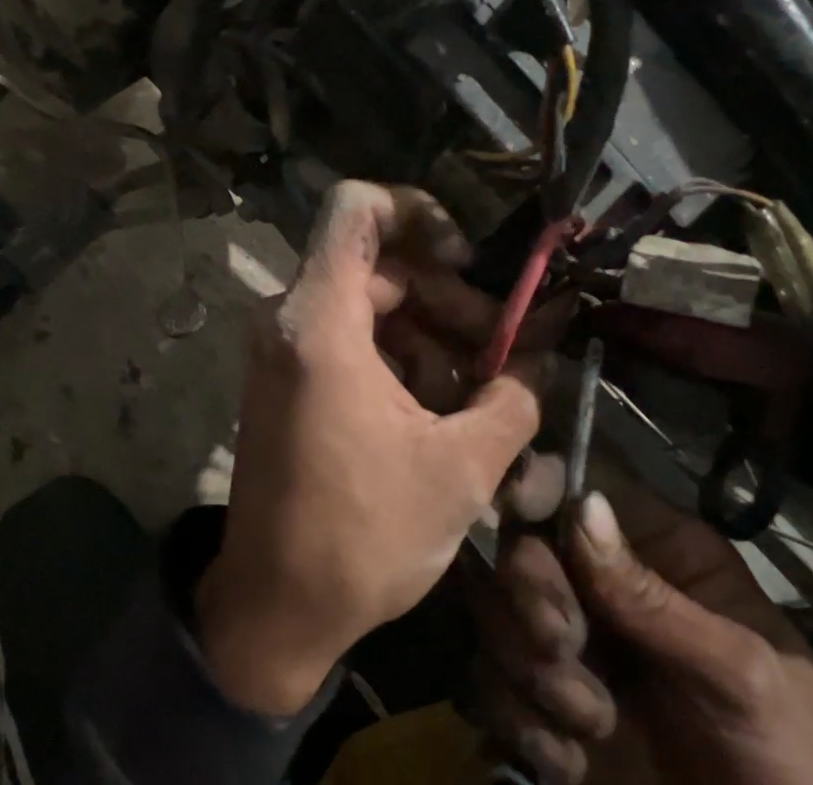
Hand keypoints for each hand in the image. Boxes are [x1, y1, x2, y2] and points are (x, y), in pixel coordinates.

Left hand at [194, 182, 552, 715]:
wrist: (276, 606)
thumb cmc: (362, 535)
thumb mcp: (460, 467)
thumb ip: (513, 399)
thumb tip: (536, 365)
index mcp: (318, 322)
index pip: (355, 206)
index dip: (418, 211)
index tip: (469, 261)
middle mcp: (289, 321)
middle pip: (379, 266)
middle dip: (450, 301)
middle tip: (506, 355)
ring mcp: (283, 354)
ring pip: (371, 308)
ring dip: (432, 338)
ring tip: (487, 395)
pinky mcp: (288, 384)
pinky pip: (351, 344)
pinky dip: (399, 362)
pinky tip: (446, 411)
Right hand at [472, 458, 812, 784]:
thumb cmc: (788, 759)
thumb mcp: (738, 675)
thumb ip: (652, 597)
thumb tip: (582, 504)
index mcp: (660, 553)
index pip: (583, 486)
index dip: (538, 485)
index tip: (515, 511)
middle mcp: (603, 585)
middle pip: (522, 545)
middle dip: (531, 597)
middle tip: (561, 647)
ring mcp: (568, 644)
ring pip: (494, 615)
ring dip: (531, 673)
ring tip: (595, 725)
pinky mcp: (540, 702)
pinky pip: (489, 685)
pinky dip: (522, 725)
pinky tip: (570, 761)